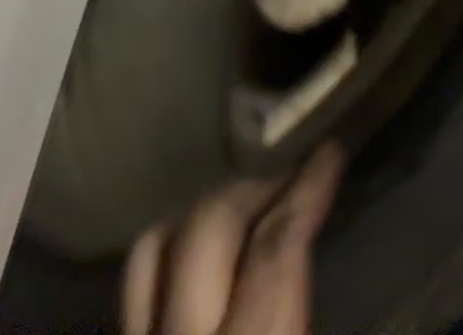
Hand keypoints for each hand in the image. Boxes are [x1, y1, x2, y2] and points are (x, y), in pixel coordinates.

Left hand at [122, 145, 343, 334]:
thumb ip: (301, 309)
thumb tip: (312, 248)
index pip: (274, 247)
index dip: (305, 191)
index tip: (330, 152)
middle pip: (208, 230)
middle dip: (254, 188)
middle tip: (293, 176)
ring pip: (152, 246)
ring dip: (203, 210)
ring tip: (246, 204)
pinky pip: (133, 283)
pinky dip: (167, 250)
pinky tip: (197, 256)